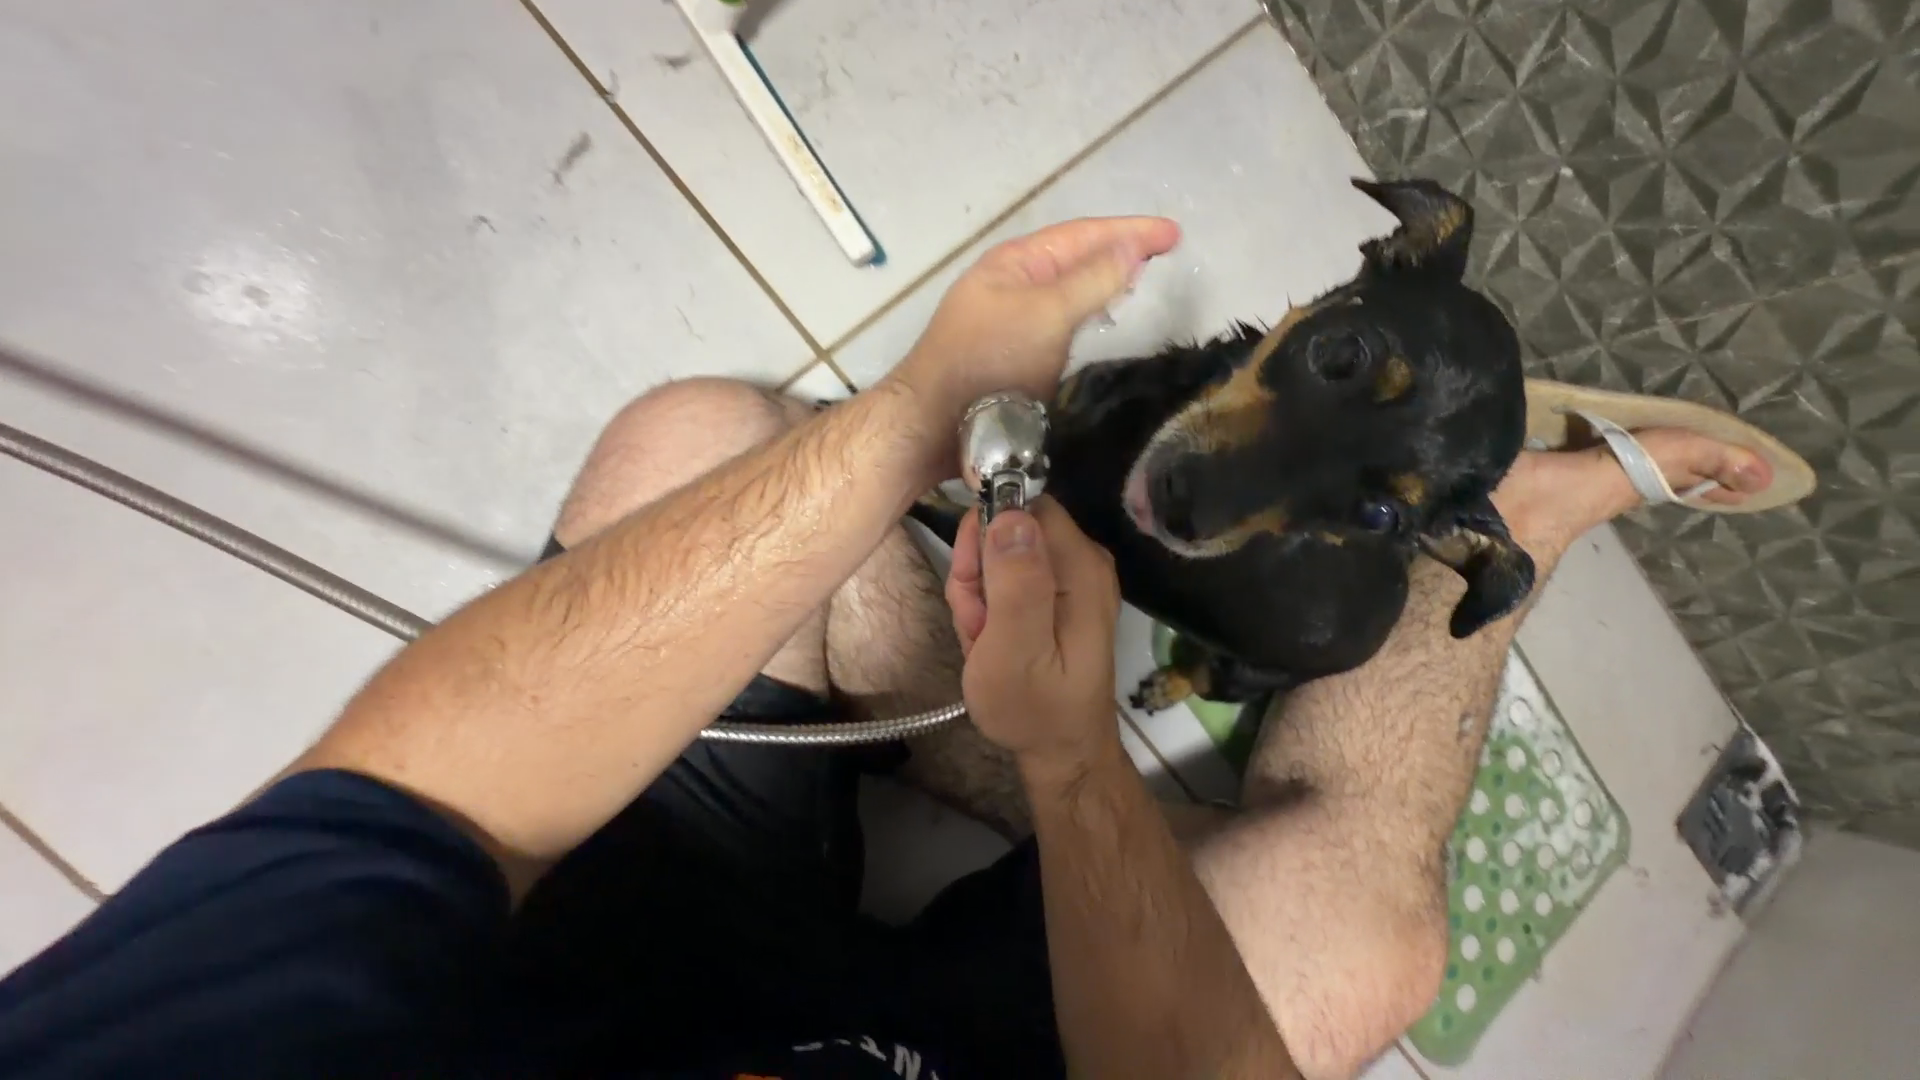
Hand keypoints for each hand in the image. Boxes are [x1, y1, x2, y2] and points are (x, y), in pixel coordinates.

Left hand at [889, 217, 1181, 424]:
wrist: (933, 424)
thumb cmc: (989, 361)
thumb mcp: (1046, 315)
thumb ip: (1091, 281)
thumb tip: (1132, 248)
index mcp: (1016, 262)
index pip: (1083, 234)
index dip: (1130, 231)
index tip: (1174, 235)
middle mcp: (1011, 285)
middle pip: (1074, 260)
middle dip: (1117, 253)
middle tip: (1162, 258)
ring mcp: (1008, 322)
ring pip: (1065, 294)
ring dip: (1101, 286)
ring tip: (1139, 285)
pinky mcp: (1009, 357)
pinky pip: (1057, 326)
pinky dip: (1083, 318)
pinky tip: (1097, 326)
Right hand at [944, 498, 1123, 776]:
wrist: (1059, 752)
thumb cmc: (1034, 709)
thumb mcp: (1015, 651)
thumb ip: (1015, 582)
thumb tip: (1011, 514)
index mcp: (1080, 566)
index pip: (1024, 507)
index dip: (988, 536)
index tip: (973, 583)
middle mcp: (1082, 562)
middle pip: (1008, 531)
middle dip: (978, 575)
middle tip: (978, 625)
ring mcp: (1070, 580)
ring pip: (999, 557)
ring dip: (977, 598)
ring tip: (985, 642)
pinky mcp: (1056, 596)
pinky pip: (1006, 581)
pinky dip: (988, 611)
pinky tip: (991, 644)